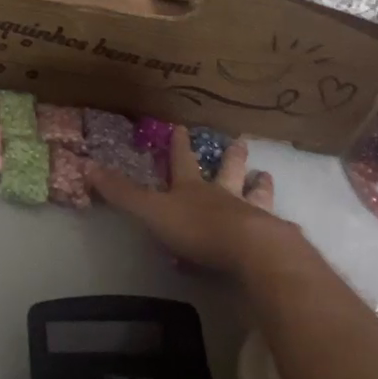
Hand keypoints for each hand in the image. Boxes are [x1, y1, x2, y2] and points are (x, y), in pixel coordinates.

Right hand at [88, 129, 294, 277]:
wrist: (250, 252)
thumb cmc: (197, 229)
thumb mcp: (151, 211)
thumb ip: (122, 193)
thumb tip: (87, 166)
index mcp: (193, 188)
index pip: (183, 161)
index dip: (180, 145)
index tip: (182, 126)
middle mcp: (224, 196)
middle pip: (228, 172)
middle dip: (230, 158)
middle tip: (240, 141)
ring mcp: (252, 215)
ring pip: (256, 195)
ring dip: (260, 186)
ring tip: (266, 175)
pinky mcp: (273, 239)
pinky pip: (278, 229)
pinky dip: (283, 227)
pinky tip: (290, 228)